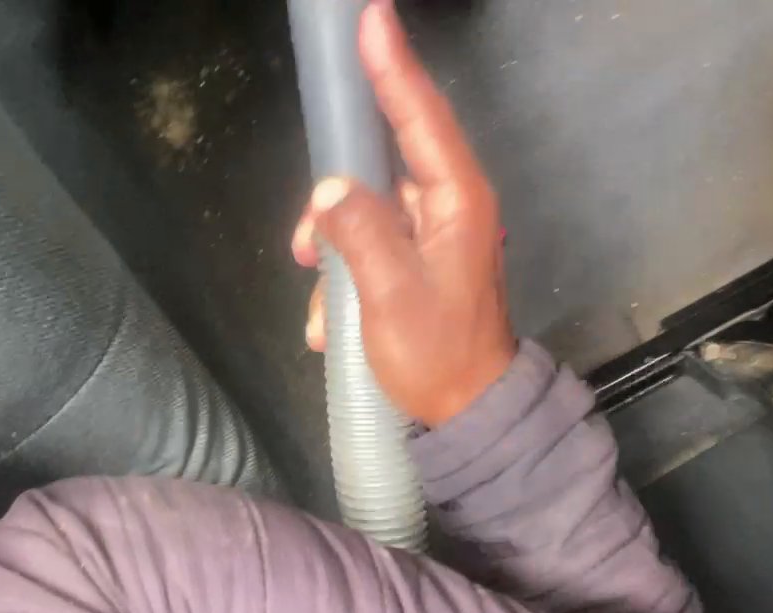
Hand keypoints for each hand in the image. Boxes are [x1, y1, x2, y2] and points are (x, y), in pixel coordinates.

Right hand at [290, 0, 514, 427]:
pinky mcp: (415, 272)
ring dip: (334, 261)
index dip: (392, 70)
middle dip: (334, 209)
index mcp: (457, 203)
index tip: (371, 18)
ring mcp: (430, 243)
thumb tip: (328, 190)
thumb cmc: (436, 354)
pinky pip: (369, 257)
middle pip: (379, 174)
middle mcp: (446, 211)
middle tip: (306, 249)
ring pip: (365, 220)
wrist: (466, 413)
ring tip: (323, 311)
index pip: (421, 119)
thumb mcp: (390, 295)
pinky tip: (332, 326)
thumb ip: (359, 232)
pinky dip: (345, 287)